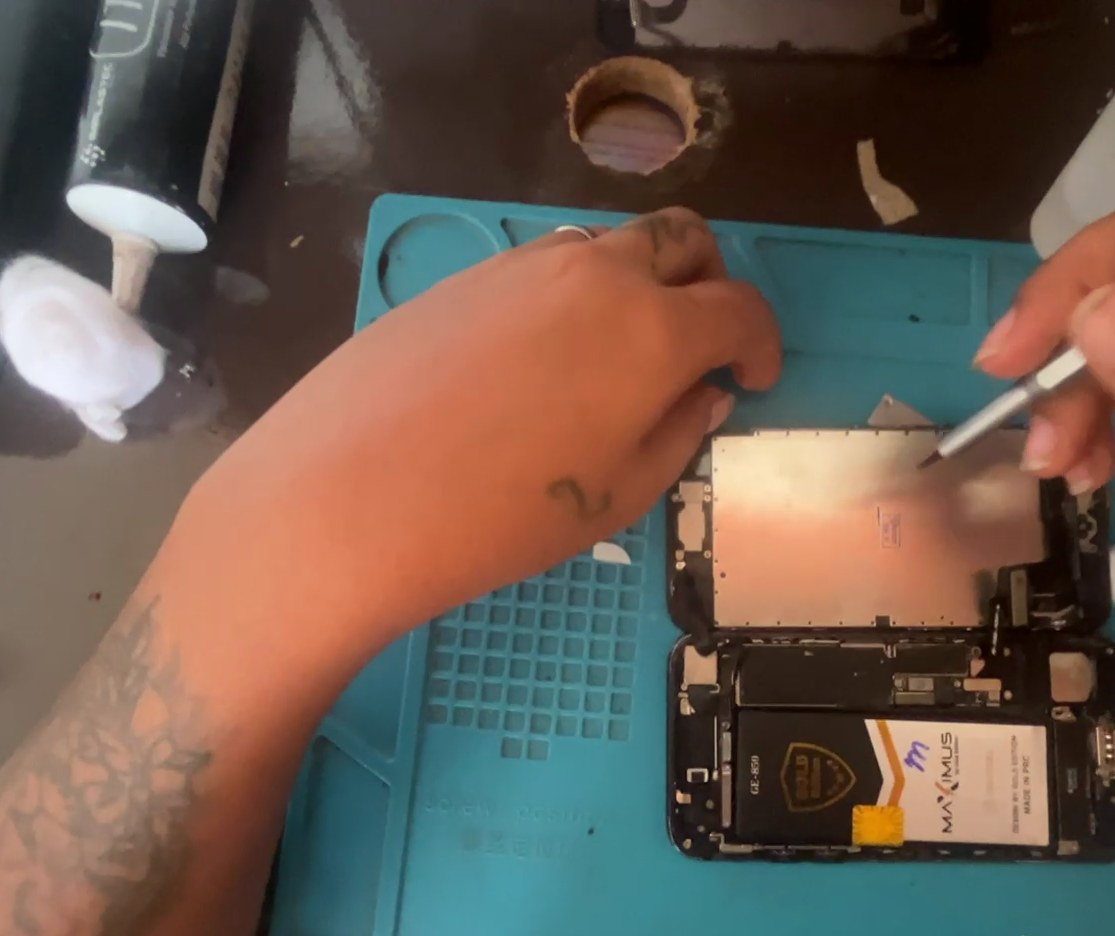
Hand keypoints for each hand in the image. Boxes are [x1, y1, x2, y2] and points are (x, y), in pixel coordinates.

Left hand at [169, 209, 780, 666]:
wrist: (353, 496)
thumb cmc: (504, 517)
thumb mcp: (620, 493)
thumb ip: (679, 431)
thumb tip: (707, 393)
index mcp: (653, 331)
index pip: (741, 306)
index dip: (761, 342)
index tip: (753, 378)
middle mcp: (599, 274)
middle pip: (685, 240)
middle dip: (711, 285)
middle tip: (700, 345)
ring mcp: (529, 264)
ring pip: (616, 246)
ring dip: (644, 284)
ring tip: (621, 355)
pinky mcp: (472, 275)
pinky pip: (551, 265)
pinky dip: (581, 294)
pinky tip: (548, 358)